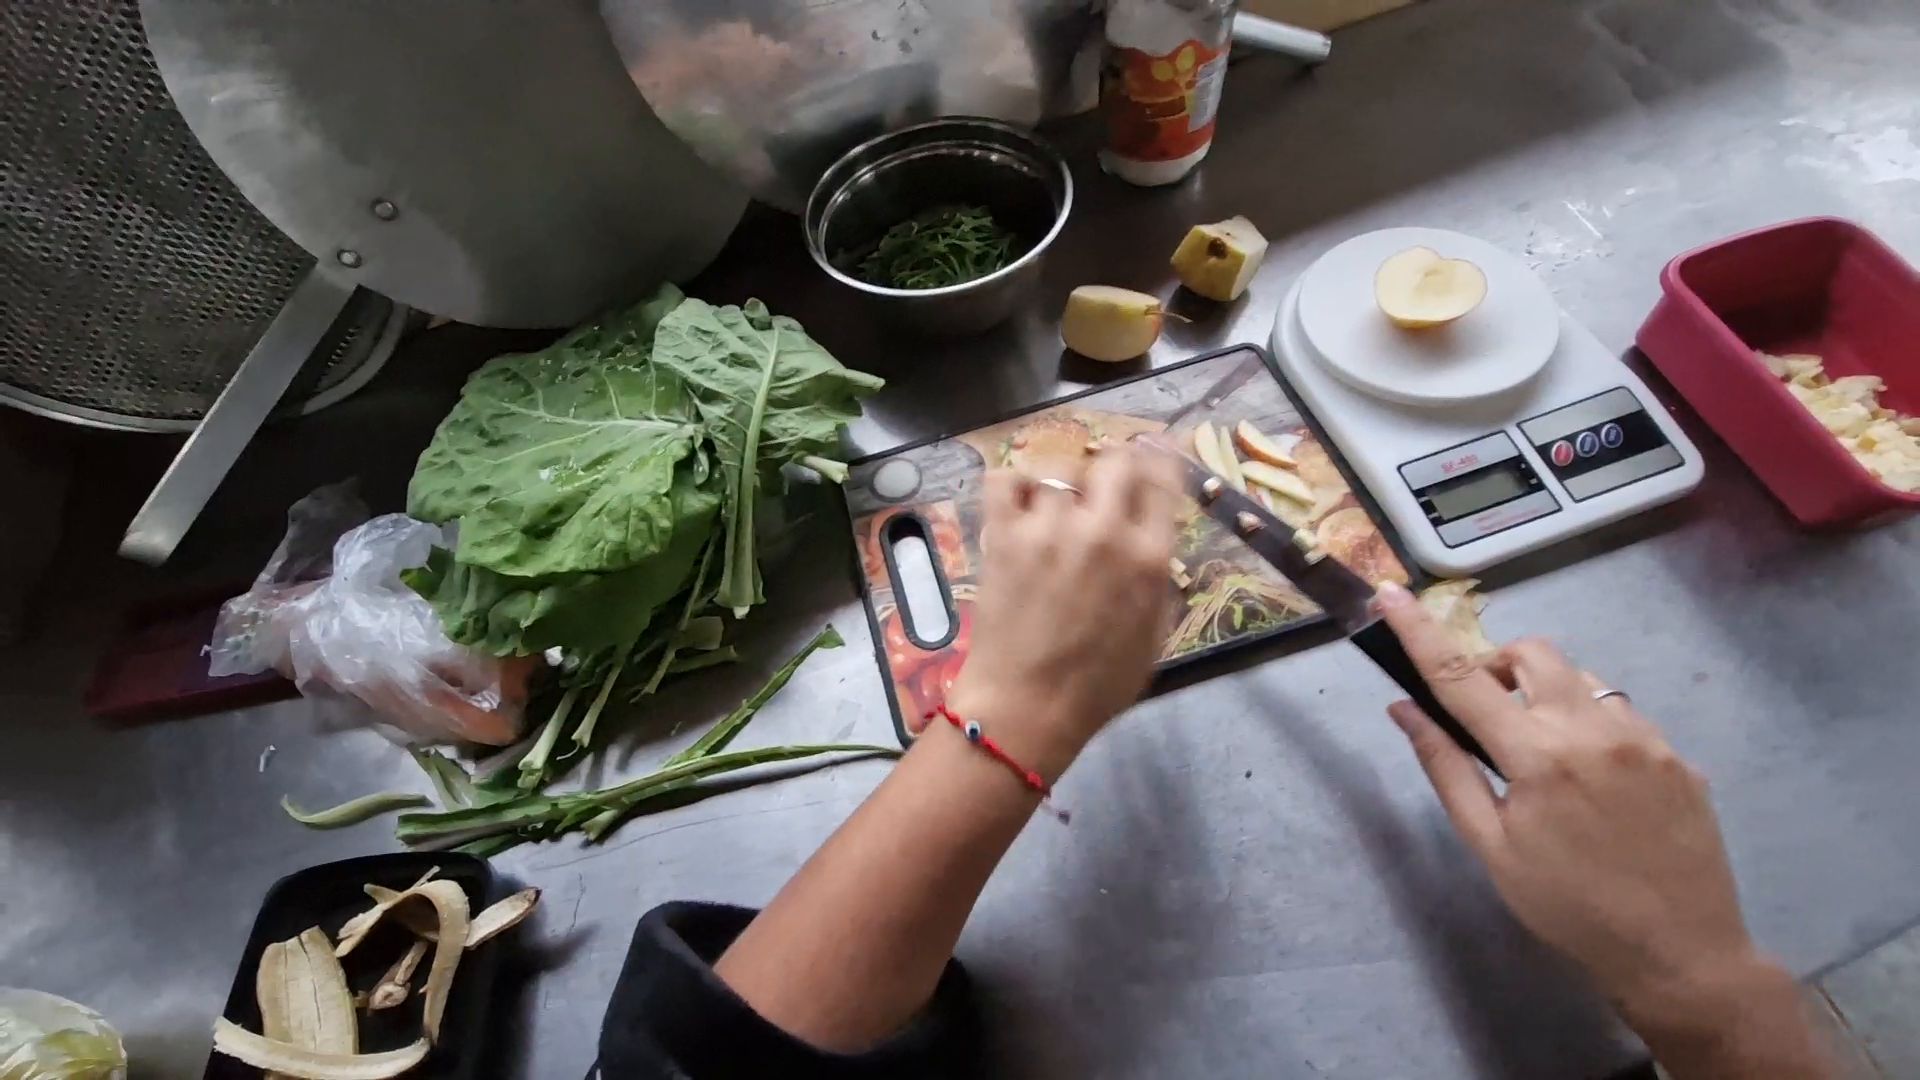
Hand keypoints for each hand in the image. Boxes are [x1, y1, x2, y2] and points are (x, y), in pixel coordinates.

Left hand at [948, 445, 1180, 778]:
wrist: (1028, 706)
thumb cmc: (1097, 685)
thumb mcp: (1154, 637)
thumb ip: (1157, 580)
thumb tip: (1151, 543)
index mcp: (1148, 557)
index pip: (1162, 480)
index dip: (1158, 462)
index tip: (1151, 457)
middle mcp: (1103, 531)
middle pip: (1115, 461)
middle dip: (1113, 466)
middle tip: (1101, 484)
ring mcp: (1049, 530)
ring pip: (1058, 468)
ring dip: (1061, 482)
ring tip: (1055, 502)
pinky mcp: (1003, 536)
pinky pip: (1003, 480)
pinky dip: (1012, 482)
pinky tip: (1019, 500)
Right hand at [1374, 583, 1763, 1022]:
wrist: (1684, 957)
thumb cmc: (1564, 902)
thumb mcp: (1487, 842)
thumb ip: (1444, 765)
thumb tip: (1403, 708)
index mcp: (1537, 756)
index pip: (1460, 677)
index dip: (1419, 632)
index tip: (1391, 594)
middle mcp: (1594, 732)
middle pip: (1533, 653)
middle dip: (1499, 666)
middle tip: (1488, 713)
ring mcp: (1647, 741)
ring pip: (1581, 676)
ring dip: (1546, 692)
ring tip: (1543, 748)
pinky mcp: (1680, 757)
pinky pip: (1621, 710)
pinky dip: (1588, 720)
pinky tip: (1592, 775)